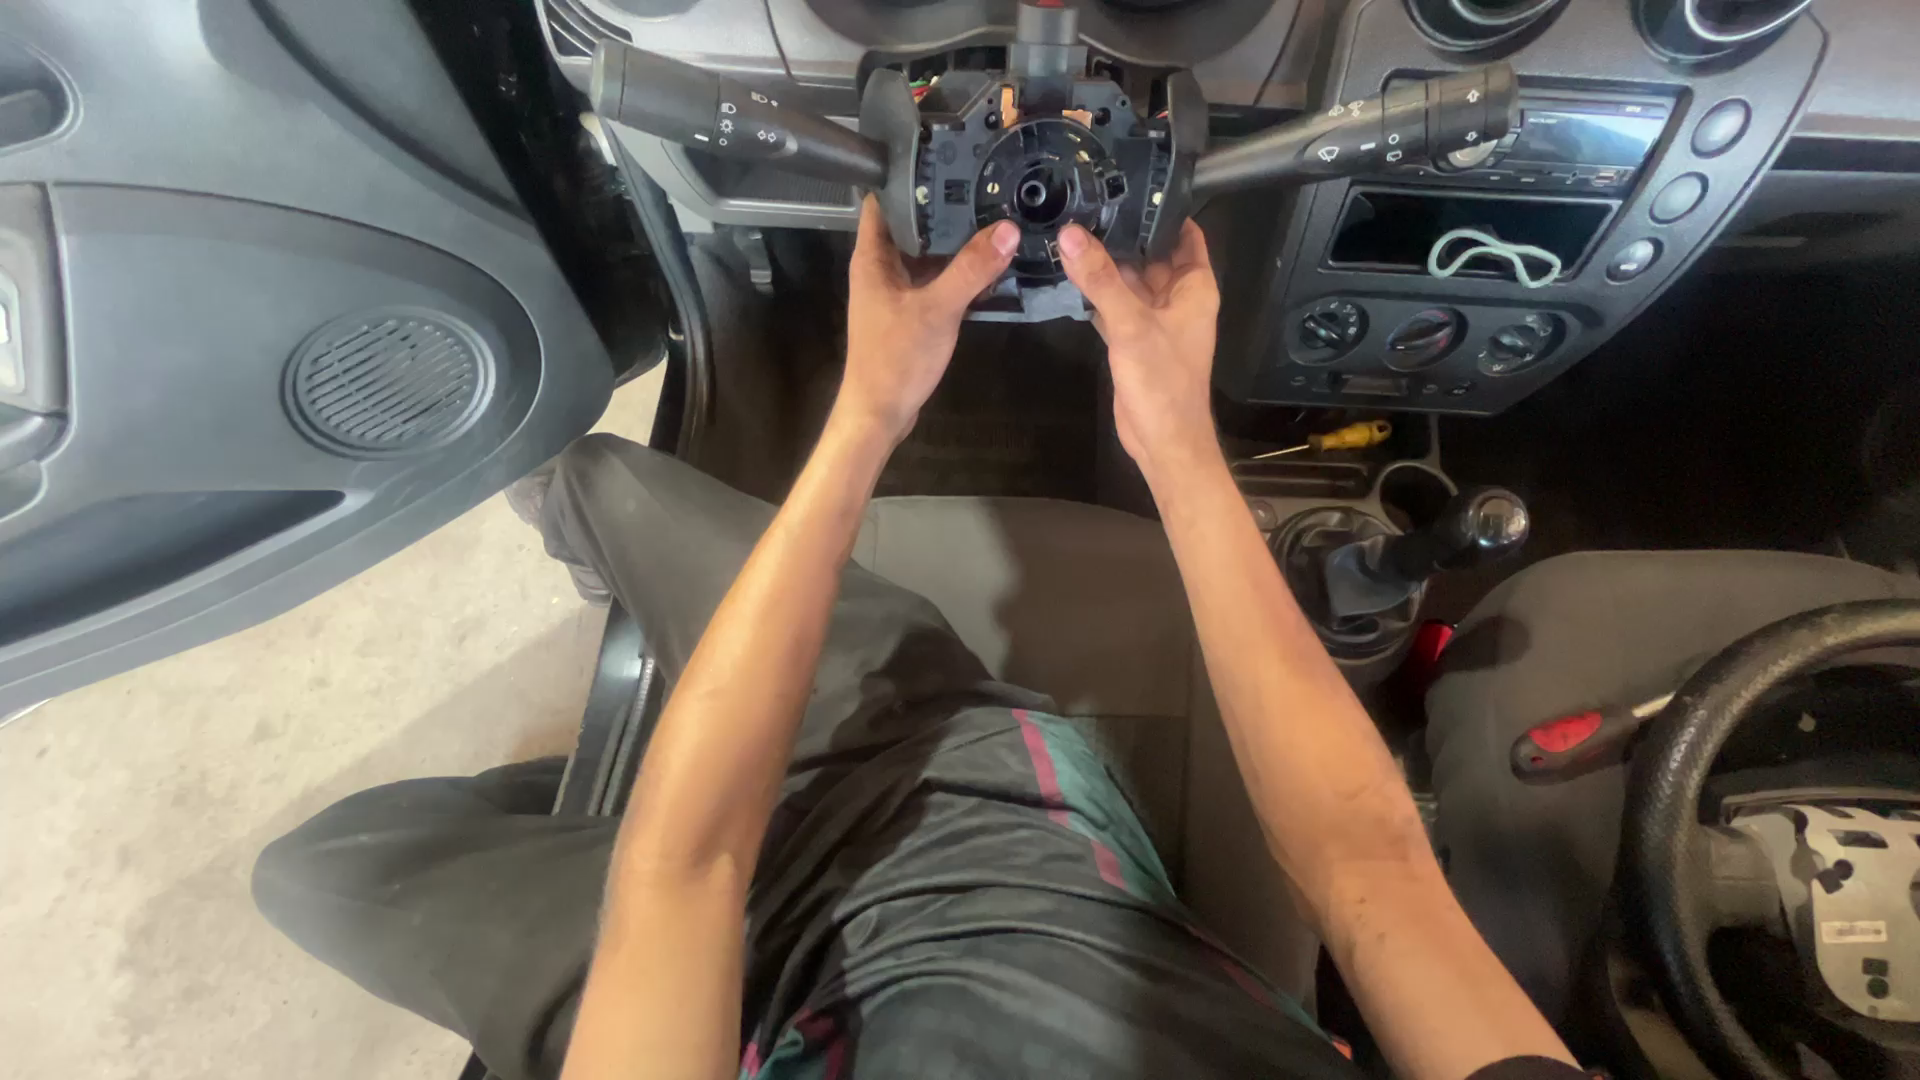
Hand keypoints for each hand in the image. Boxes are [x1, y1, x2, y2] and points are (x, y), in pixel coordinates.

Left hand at [837, 196, 1019, 441]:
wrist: (880, 413)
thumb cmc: (895, 359)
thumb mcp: (937, 310)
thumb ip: (971, 270)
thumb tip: (1006, 230)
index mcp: (872, 258)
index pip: (884, 199)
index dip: (908, 175)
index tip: (943, 157)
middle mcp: (880, 269)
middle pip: (910, 225)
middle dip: (942, 207)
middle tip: (982, 184)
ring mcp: (894, 293)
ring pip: (925, 256)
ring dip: (952, 243)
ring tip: (991, 218)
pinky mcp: (908, 315)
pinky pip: (933, 282)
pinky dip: (955, 274)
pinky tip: (985, 268)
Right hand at [1057, 221, 1219, 479]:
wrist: (1161, 440)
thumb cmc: (1163, 384)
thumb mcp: (1131, 325)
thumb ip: (1101, 279)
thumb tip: (1072, 236)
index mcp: (1195, 288)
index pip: (1185, 234)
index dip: (1164, 210)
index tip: (1132, 185)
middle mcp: (1178, 300)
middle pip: (1151, 255)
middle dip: (1124, 236)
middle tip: (1087, 207)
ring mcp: (1155, 321)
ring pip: (1130, 282)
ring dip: (1107, 267)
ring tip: (1073, 236)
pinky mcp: (1134, 342)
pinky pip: (1116, 308)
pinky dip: (1098, 296)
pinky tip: (1073, 280)